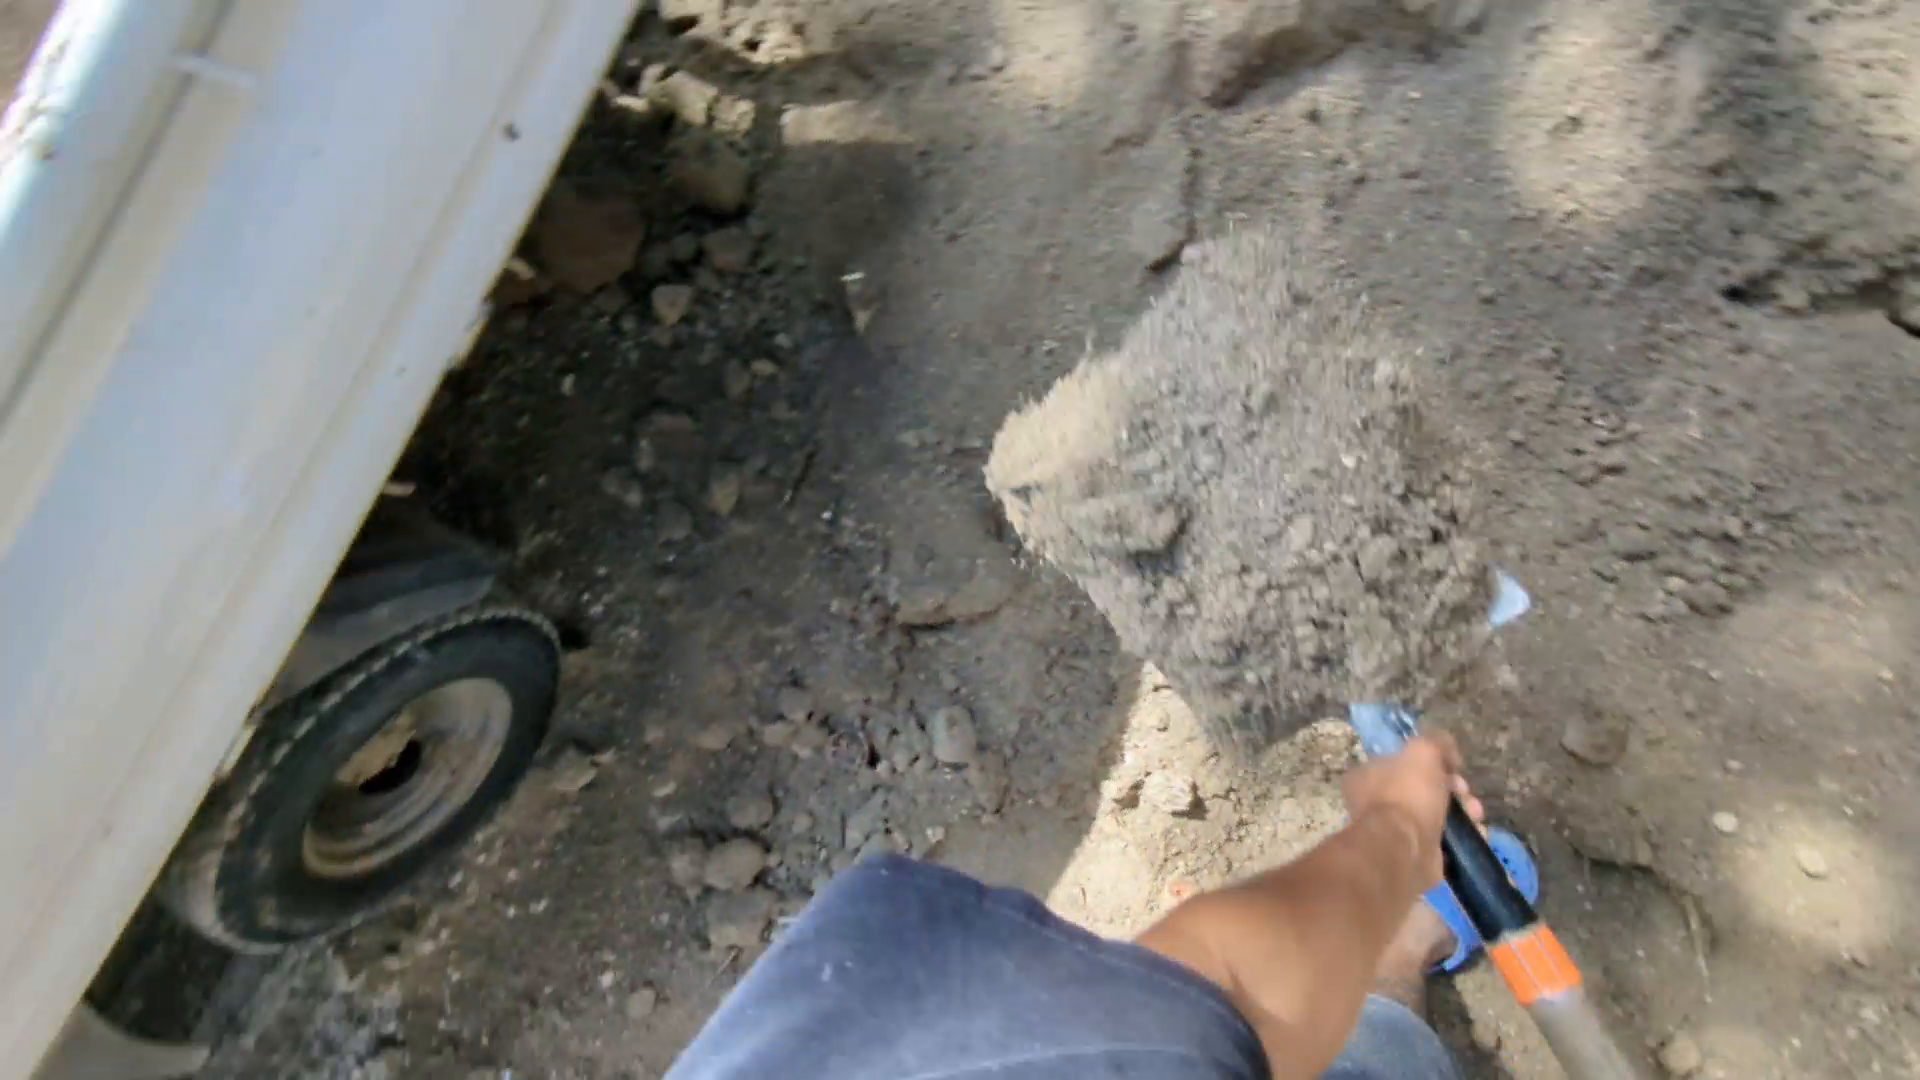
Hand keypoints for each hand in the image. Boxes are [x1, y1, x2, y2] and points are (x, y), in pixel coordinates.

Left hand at [1339, 734, 1483, 886]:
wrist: (1405, 847)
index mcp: (1366, 774)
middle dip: (1453, 789)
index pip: (1402, 762)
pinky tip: (1477, 834)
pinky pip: (1442, 838)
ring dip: (1462, 812)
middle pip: (1423, 788)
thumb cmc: (1408, 794)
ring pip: (1436, 813)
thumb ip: (1435, 742)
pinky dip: (1461, 835)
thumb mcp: (1422, 752)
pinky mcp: (1414, 851)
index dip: (1432, 762)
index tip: (1453, 768)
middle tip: (1466, 795)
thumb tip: (1447, 751)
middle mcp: (1374, 800)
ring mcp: (1394, 828)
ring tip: (1476, 816)